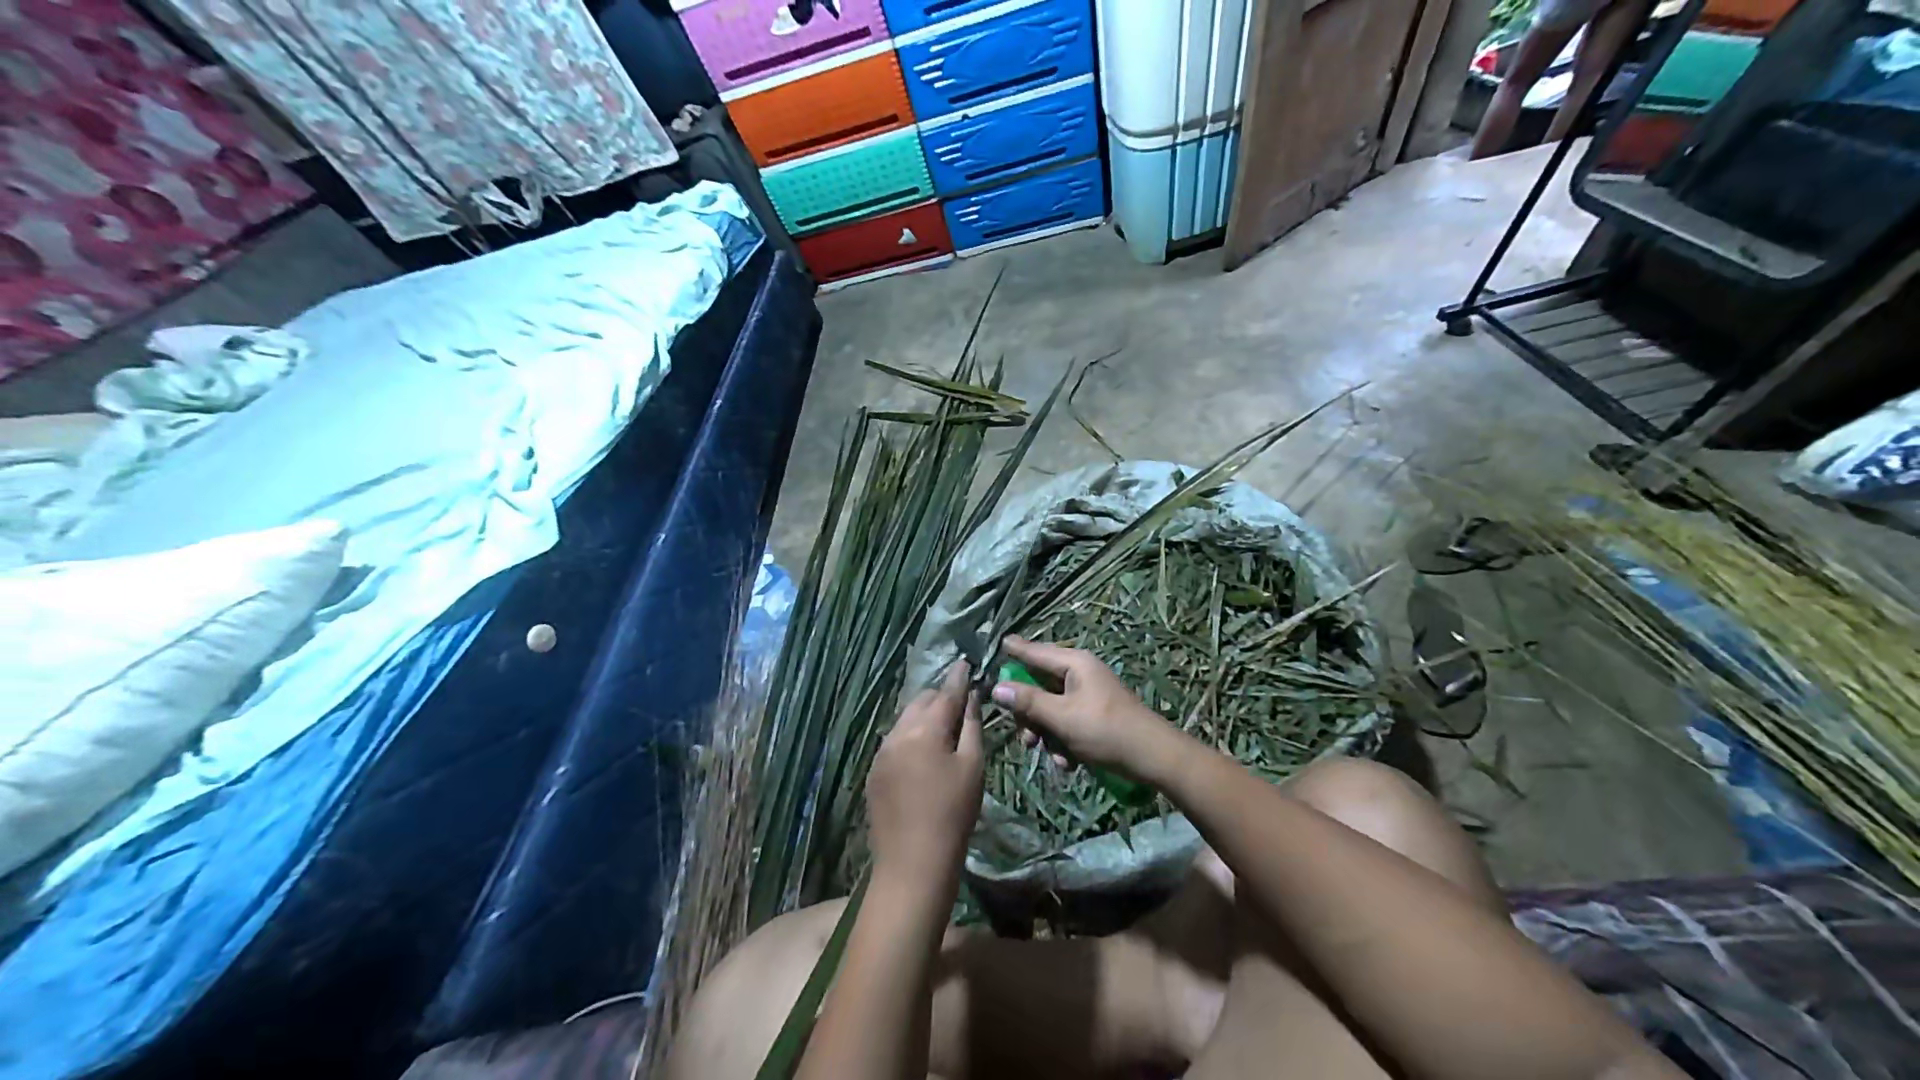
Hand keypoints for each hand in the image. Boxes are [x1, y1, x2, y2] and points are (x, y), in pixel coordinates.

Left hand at [865, 662, 983, 890]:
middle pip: (920, 702)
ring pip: (905, 720)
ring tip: (942, 724)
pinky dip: (911, 736)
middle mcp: (897, 733)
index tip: (965, 663)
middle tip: (959, 699)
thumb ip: (971, 727)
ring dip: (923, 716)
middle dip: (939, 697)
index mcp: (924, 729)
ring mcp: (881, 753)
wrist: (913, 863)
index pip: (945, 693)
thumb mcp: (973, 767)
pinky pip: (894, 741)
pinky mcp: (873, 772)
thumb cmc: (953, 814)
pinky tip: (923, 751)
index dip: (958, 678)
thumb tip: (971, 698)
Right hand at [991, 636, 1179, 776]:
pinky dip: (1063, 741)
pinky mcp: (1094, 715)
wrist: (1154, 758)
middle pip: (1038, 685)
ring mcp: (1088, 695)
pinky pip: (1066, 722)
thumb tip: (996, 688)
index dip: (1013, 650)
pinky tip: (1068, 762)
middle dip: (1029, 714)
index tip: (995, 644)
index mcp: (1074, 663)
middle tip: (1026, 738)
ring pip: (1050, 708)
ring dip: (1046, 733)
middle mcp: (1080, 673)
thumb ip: (1028, 702)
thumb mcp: (1062, 717)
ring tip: (1050, 755)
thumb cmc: (1106, 731)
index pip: (1035, 651)